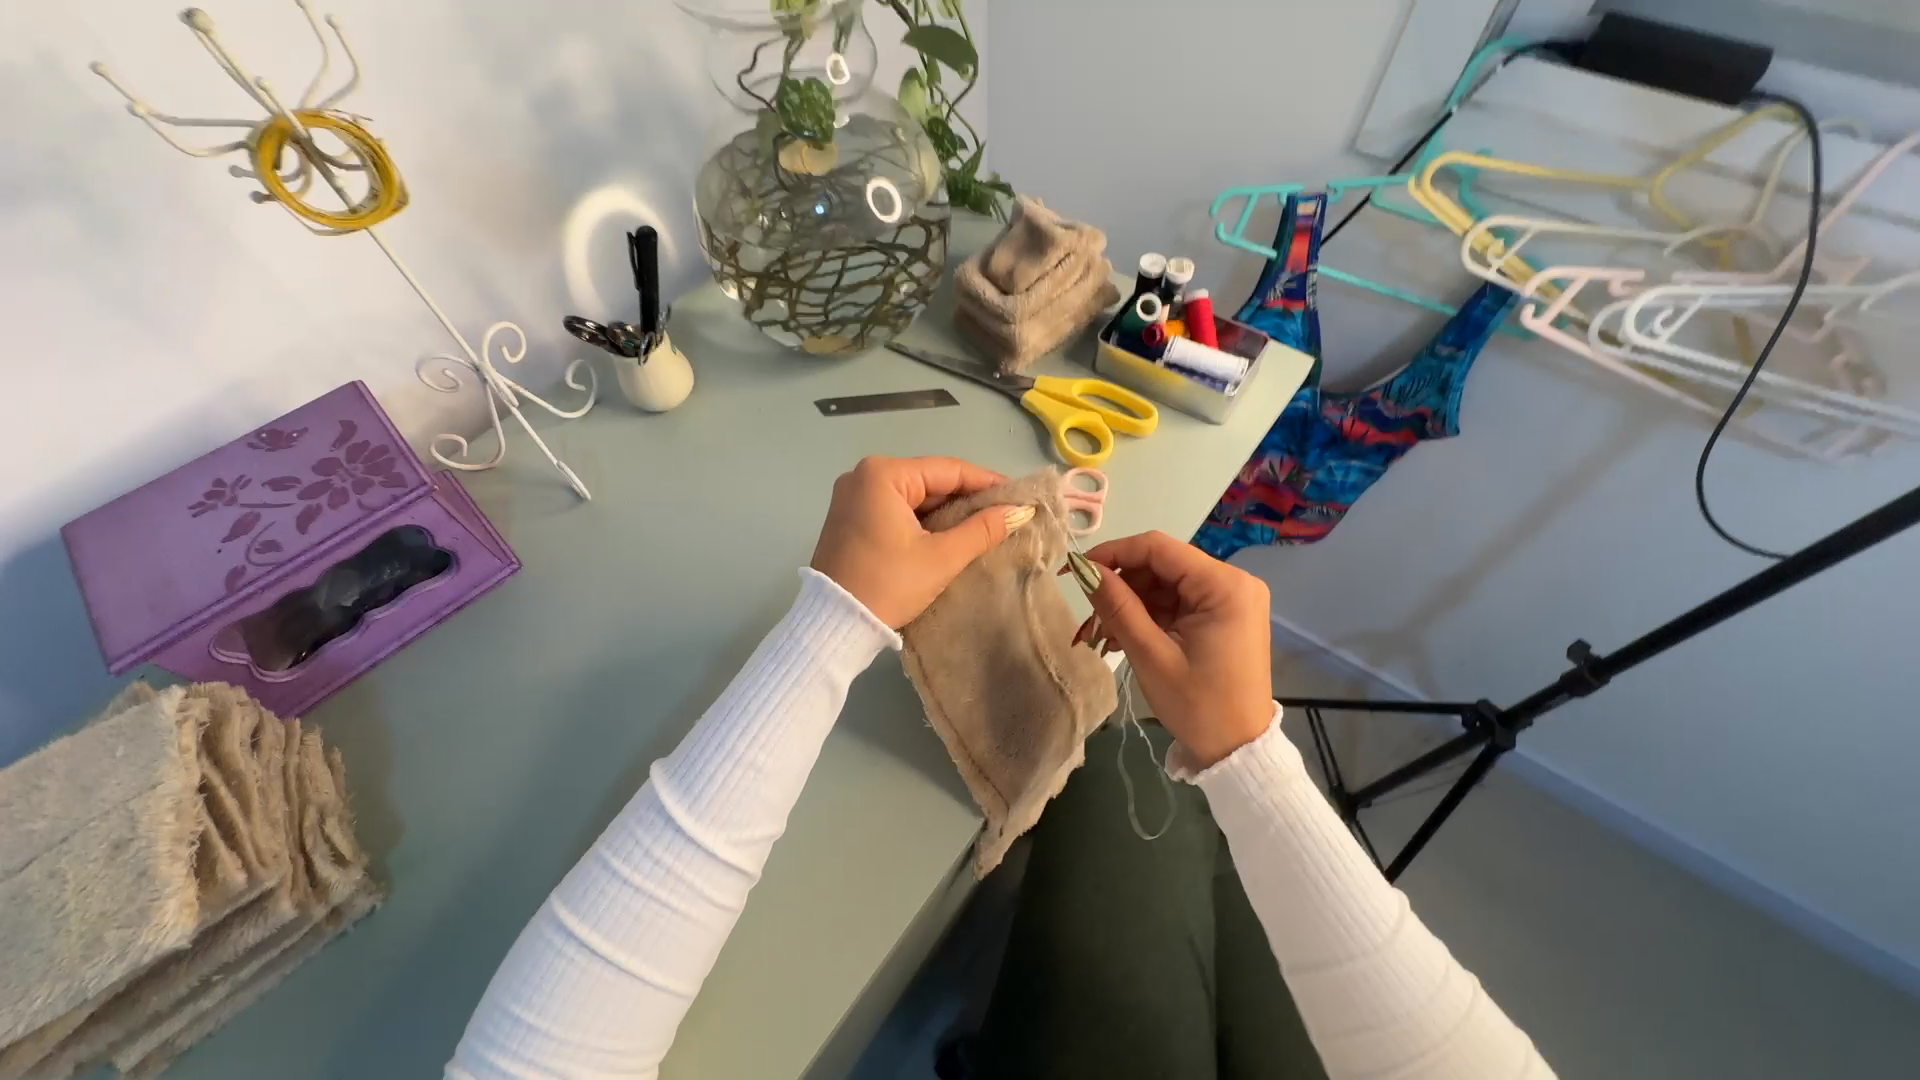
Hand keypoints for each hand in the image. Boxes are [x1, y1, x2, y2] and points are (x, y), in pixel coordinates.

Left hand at [810, 456, 1031, 628]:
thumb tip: (1020, 511)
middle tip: (1005, 514)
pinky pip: (897, 509)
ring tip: (985, 526)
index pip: (948, 470)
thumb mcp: (941, 558)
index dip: (987, 483)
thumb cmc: (888, 585)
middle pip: (930, 480)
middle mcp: (863, 476)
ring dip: (947, 511)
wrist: (834, 624)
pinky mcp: (851, 518)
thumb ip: (982, 530)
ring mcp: (854, 496)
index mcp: (883, 474)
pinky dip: (924, 520)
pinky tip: (950, 533)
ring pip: (915, 496)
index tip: (1019, 496)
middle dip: (967, 498)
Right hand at [1074, 531, 1274, 766]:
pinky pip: (1178, 601)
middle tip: (1092, 618)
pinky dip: (1149, 615)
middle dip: (1122, 586)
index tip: (1077, 571)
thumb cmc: (1198, 705)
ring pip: (1165, 583)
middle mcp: (1233, 582)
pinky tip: (1125, 638)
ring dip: (1132, 604)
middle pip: (1161, 565)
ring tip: (1106, 636)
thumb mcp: (1150, 655)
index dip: (1113, 553)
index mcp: (1224, 586)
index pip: (1158, 548)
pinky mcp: (1224, 615)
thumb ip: (1117, 606)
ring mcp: (1231, 599)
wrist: (1238, 751)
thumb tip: (1083, 569)